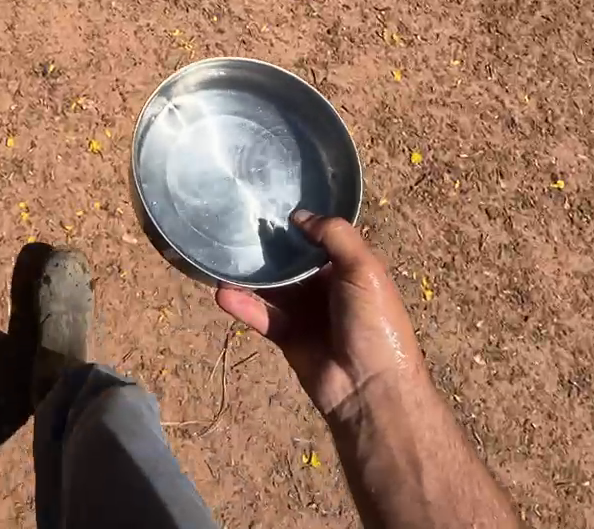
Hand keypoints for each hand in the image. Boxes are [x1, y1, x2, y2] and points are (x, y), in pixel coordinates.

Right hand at [216, 211, 424, 416]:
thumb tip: (298, 215)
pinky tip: (222, 293)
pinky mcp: (287, 336)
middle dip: (265, 247)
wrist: (371, 389)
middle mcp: (324, 288)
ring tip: (219, 259)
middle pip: (288, 262)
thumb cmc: (374, 322)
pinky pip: (261, 315)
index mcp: (347, 270)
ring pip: (270, 287)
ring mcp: (305, 313)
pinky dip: (242, 304)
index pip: (317, 240)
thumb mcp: (364, 268)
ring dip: (247, 276)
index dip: (295, 225)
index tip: (266, 204)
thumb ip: (334, 235)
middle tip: (234, 226)